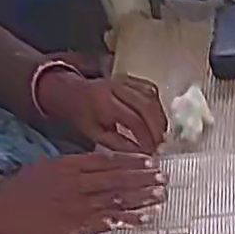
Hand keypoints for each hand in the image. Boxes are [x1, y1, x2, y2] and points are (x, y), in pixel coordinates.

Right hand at [0, 152, 164, 233]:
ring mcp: (81, 205)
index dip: (131, 160)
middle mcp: (79, 183)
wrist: (7, 213)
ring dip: (142, 197)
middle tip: (163, 176)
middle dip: (143, 177)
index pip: (107, 160)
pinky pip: (111, 221)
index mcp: (70, 165)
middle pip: (118, 178)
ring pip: (118, 198)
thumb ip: (75, 166)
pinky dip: (129, 219)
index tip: (149, 160)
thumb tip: (99, 163)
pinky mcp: (81, 225)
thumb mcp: (49, 168)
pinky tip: (145, 218)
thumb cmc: (26, 191)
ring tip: (160, 194)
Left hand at [36, 69, 168, 153]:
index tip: (152, 154)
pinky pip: (150, 90)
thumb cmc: (83, 117)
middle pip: (146, 107)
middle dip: (157, 129)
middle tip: (161, 147)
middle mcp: (116, 87)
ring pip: (151, 97)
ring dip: (160, 118)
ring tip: (162, 137)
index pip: (134, 121)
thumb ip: (118, 144)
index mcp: (104, 102)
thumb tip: (141, 155)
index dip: (146, 139)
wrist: (72, 92)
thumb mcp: (95, 135)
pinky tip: (158, 122)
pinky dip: (158, 106)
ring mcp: (124, 81)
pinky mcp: (129, 79)